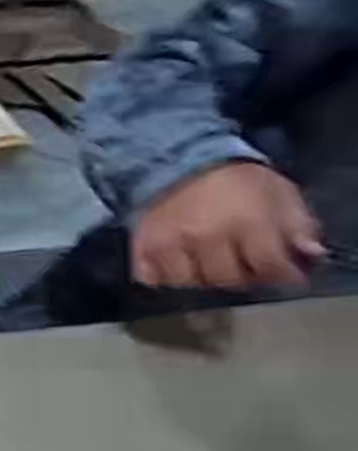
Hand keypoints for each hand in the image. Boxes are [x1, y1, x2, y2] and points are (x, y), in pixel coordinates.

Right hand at [133, 162, 325, 288]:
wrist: (179, 168)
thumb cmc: (237, 181)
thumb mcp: (281, 195)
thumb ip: (298, 225)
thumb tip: (310, 253)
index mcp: (246, 222)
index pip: (268, 264)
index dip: (283, 275)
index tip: (287, 276)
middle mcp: (204, 237)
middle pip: (225, 278)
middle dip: (242, 278)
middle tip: (247, 271)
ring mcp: (167, 245)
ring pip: (187, 282)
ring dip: (203, 281)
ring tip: (211, 271)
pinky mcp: (141, 248)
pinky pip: (150, 277)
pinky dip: (163, 279)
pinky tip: (177, 271)